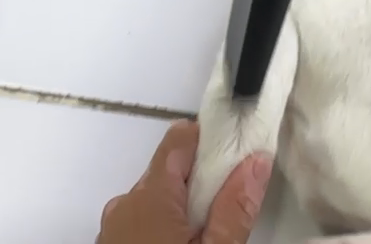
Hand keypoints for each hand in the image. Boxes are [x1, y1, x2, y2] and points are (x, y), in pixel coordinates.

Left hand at [98, 121, 270, 243]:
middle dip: (201, 183)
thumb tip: (256, 159)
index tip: (238, 156)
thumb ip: (234, 207)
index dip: (211, 141)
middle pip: (169, 170)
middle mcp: (126, 201)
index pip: (180, 137)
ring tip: (208, 241)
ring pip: (156, 199)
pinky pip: (141, 221)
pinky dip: (163, 228)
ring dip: (183, 209)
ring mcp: (114, 226)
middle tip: (229, 211)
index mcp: (151, 195)